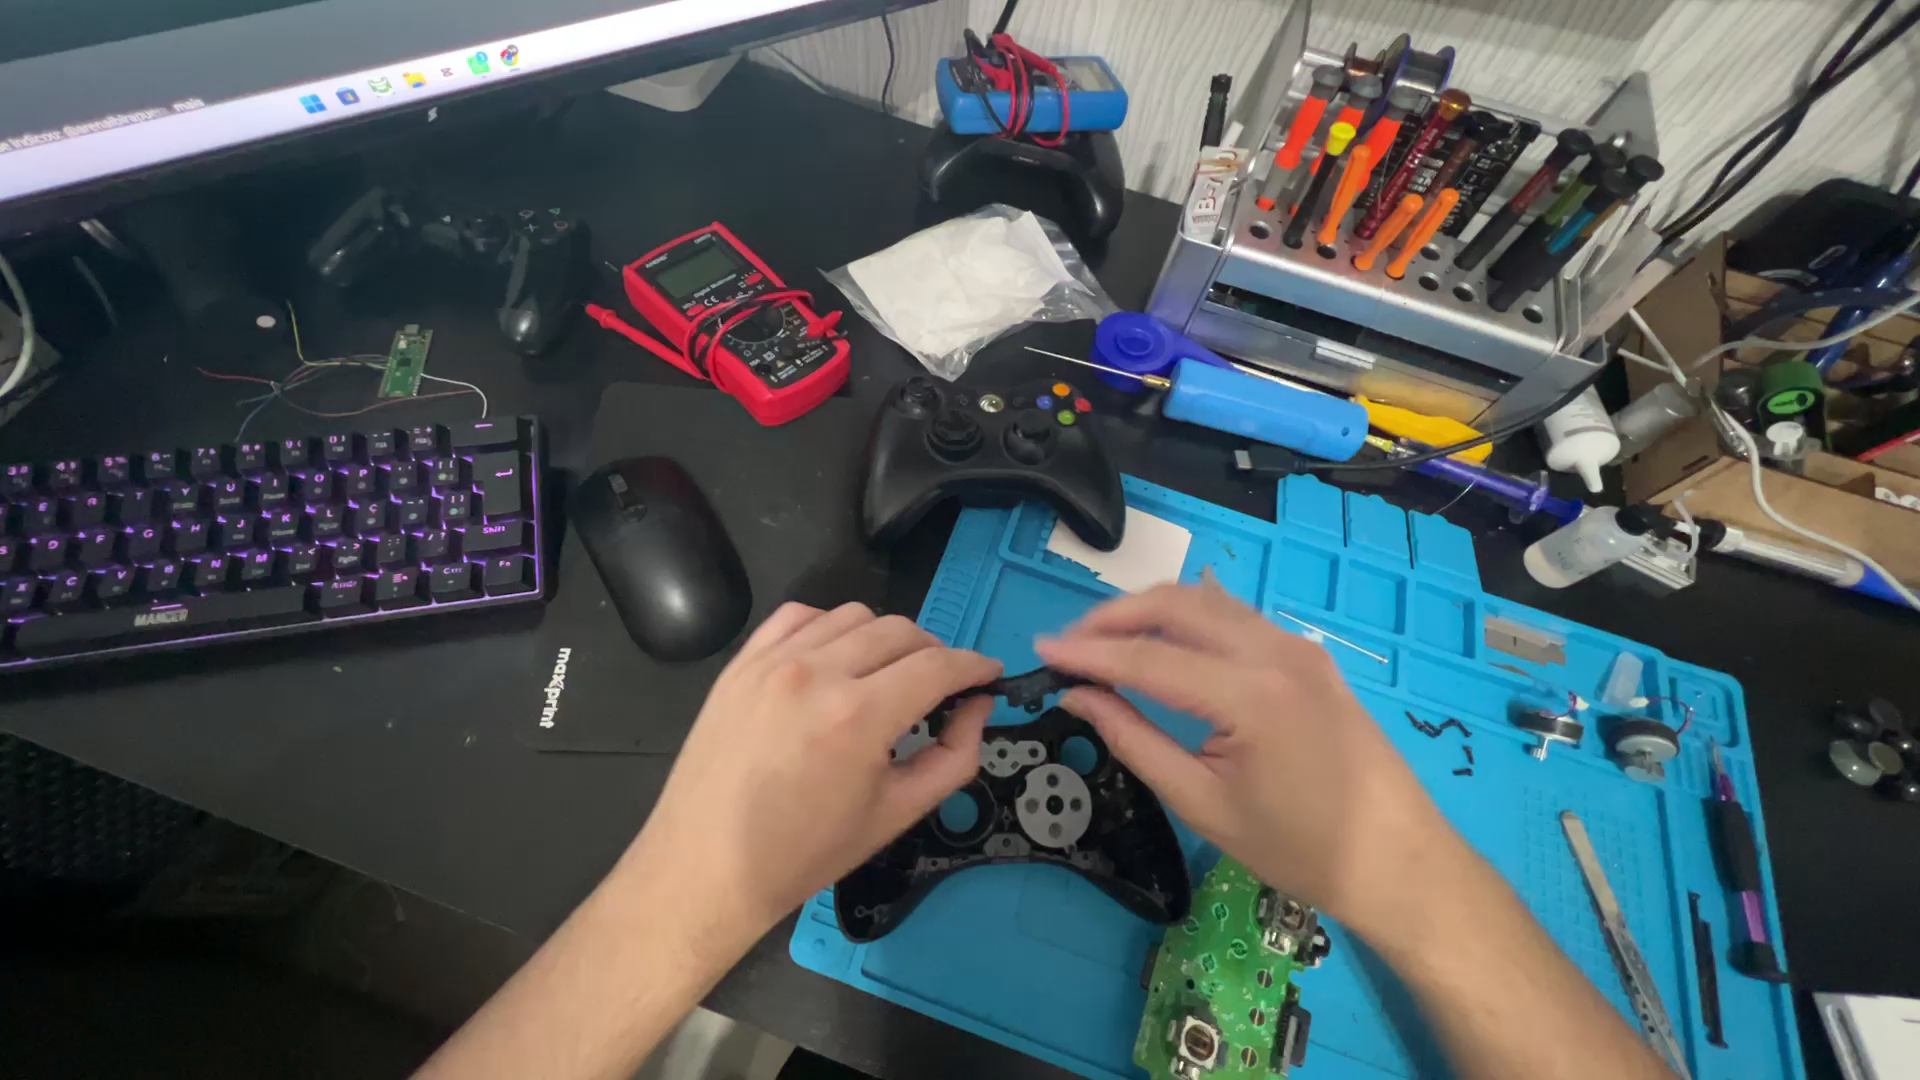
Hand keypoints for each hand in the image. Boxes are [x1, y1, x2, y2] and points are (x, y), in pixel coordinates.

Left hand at [627, 602, 1000, 940]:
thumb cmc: (806, 852)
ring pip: (854, 615)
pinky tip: (833, 660)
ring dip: (884, 639)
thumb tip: (978, 706)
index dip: (974, 665)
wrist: (707, 867)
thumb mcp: (897, 813)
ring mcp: (774, 660)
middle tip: (937, 688)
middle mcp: (818, 672)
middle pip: (902, 631)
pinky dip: (830, 628)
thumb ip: (954, 755)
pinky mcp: (743, 661)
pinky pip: (801, 615)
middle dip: (934, 653)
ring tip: (883, 676)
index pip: (938, 665)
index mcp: (859, 716)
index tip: (989, 673)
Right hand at [1034, 585, 1462, 942]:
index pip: (1148, 658)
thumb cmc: (1298, 847)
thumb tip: (1078, 697)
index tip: (1041, 649)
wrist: (1399, 860)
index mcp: (1251, 695)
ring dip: (1148, 611)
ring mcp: (1296, 646)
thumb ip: (1133, 739)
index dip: (1088, 652)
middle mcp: (1275, 652)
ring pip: (1205, 601)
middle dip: (1114, 615)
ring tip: (1104, 639)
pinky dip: (1185, 619)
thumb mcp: (1202, 802)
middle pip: (1176, 605)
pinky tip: (1160, 640)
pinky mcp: (1305, 653)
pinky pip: (1232, 616)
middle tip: (1071, 642)